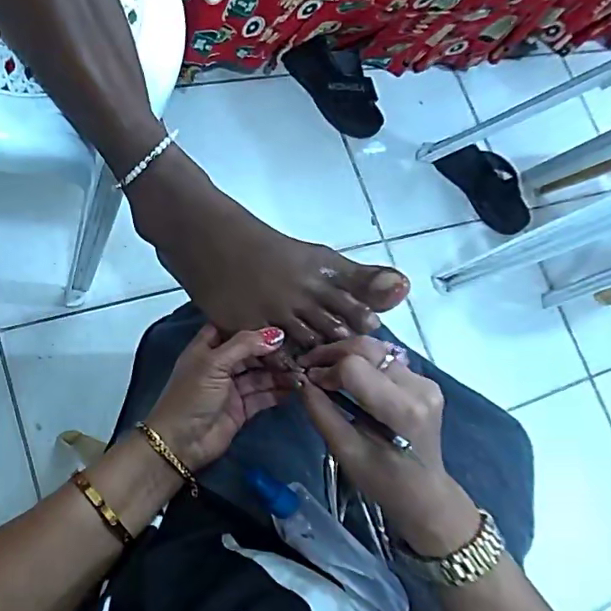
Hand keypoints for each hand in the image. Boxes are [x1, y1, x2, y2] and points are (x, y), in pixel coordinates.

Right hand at [130, 159, 409, 346]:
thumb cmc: (256, 243)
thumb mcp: (312, 255)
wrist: (206, 236)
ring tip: (331, 372)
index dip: (366, 324)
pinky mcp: (247, 323)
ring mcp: (275, 308)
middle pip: (337, 325)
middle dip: (349, 347)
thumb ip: (357, 276)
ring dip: (322, 357)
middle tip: (357, 366)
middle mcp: (302, 288)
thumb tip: (403, 286)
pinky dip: (288, 365)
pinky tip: (296, 373)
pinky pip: (274, 353)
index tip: (375, 340)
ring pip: (309, 341)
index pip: (357, 303)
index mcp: (320, 267)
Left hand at [143, 325, 295, 471]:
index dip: (252, 324)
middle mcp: (220, 365)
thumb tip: (276, 334)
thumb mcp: (214, 363)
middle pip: (250, 352)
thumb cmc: (192, 396)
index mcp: (206, 348)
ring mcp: (231, 387)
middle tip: (299, 348)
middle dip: (272, 350)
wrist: (181, 442)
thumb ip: (244, 345)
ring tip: (303, 368)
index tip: (279, 318)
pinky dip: (279, 391)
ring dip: (279, 371)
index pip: (231, 328)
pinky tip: (297, 385)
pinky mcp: (242, 408)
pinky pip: (264, 395)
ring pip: (260, 374)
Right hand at [295, 336, 482, 555]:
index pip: (354, 367)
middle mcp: (418, 388)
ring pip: (377, 349)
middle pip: (368, 349)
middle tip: (308, 365)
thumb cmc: (382, 480)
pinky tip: (346, 376)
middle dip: (332, 352)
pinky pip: (386, 360)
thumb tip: (300, 381)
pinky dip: (362, 362)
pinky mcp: (424, 382)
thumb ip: (322, 412)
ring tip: (324, 369)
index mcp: (401, 409)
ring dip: (346, 354)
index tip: (307, 380)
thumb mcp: (345, 450)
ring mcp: (425, 382)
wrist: (424, 493)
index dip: (324, 369)